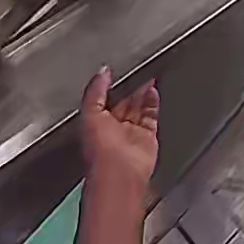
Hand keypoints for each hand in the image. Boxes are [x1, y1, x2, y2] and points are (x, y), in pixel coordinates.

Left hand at [79, 67, 158, 184]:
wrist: (120, 171)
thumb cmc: (100, 149)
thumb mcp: (90, 113)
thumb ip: (95, 91)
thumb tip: (102, 72)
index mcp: (95, 124)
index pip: (102, 100)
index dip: (108, 86)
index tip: (114, 72)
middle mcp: (113, 128)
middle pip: (123, 103)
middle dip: (129, 89)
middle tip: (135, 71)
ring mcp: (131, 132)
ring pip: (138, 107)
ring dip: (143, 93)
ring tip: (147, 76)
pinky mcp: (147, 136)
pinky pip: (151, 115)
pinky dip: (153, 102)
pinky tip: (153, 90)